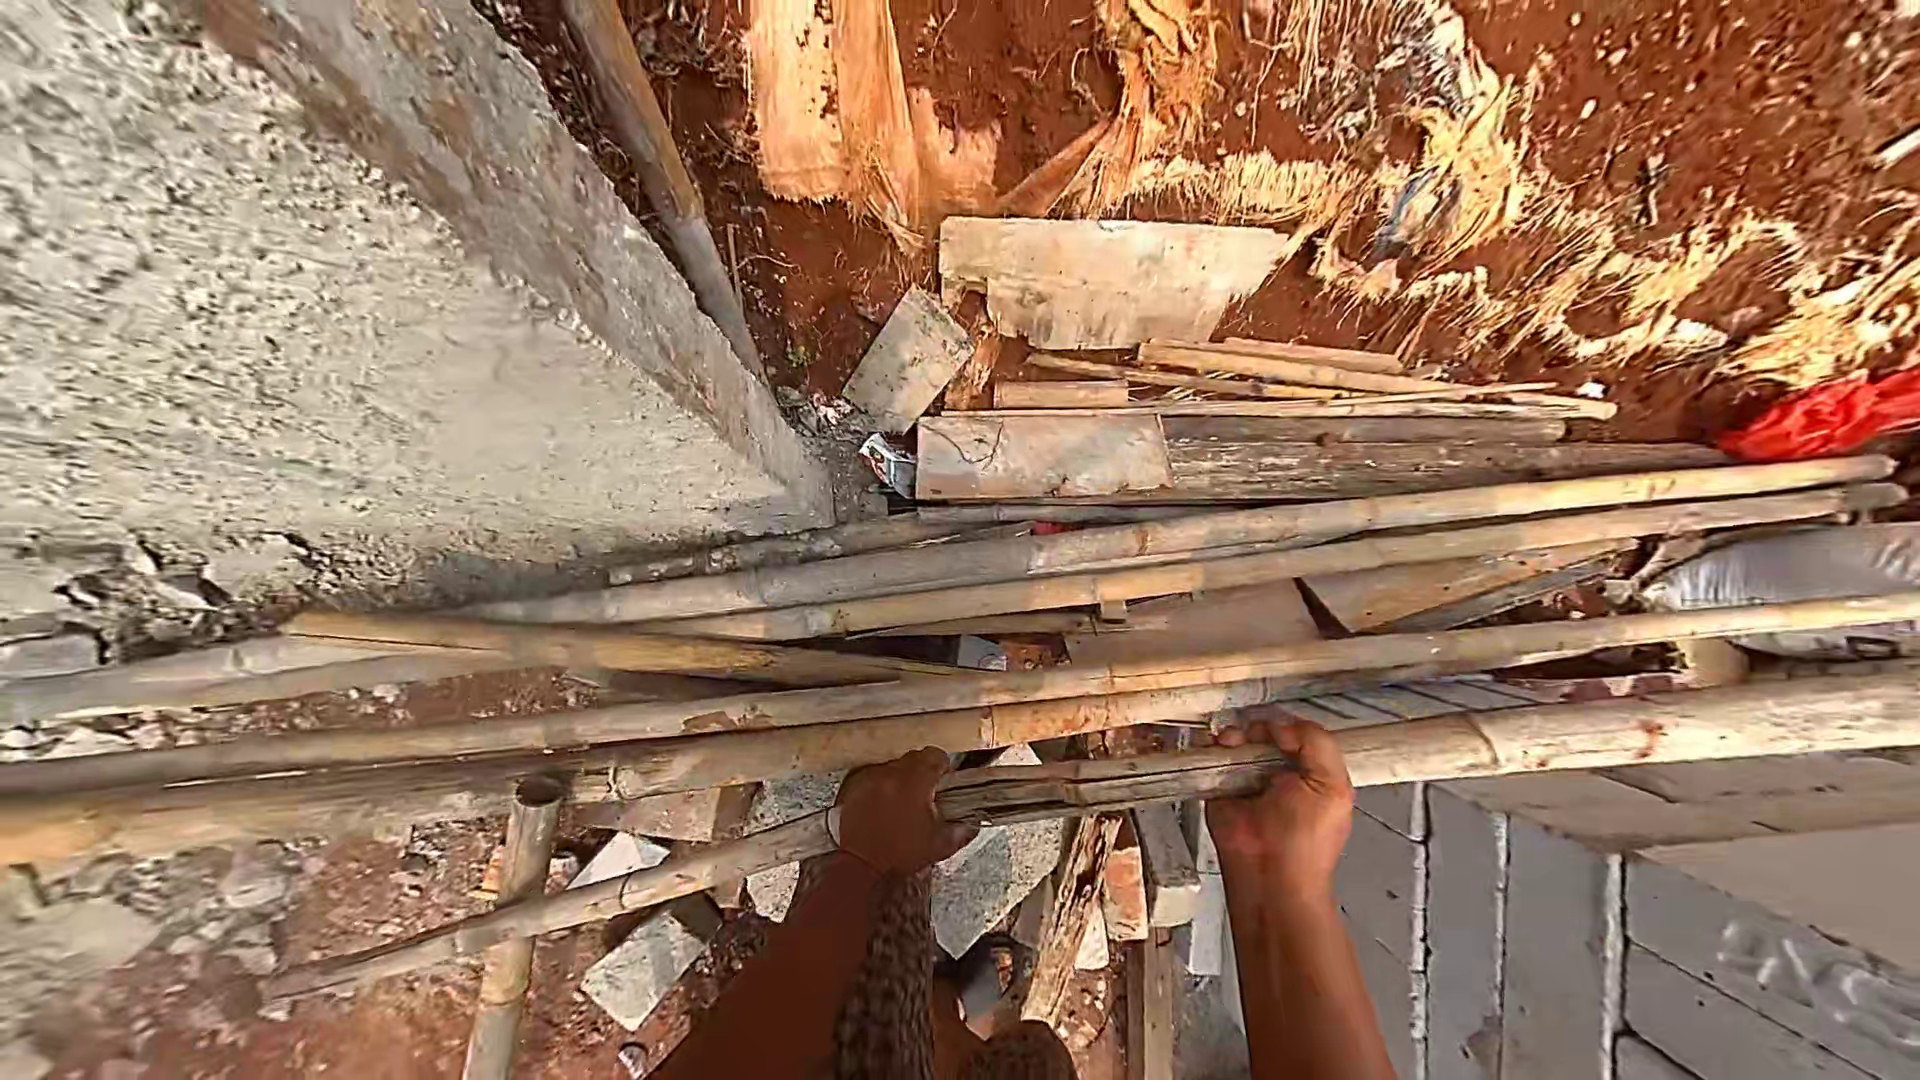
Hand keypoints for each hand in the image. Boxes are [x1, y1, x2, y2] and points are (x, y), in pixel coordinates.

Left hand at [834, 747, 978, 873]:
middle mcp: (893, 773)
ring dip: (902, 777)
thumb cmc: (899, 855)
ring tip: (905, 799)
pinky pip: (875, 775)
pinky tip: (885, 805)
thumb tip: (972, 824)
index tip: (944, 777)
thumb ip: (961, 831)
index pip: (935, 755)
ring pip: (894, 765)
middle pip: (914, 757)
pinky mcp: (855, 786)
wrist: (860, 866)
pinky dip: (883, 784)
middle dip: (923, 770)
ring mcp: (871, 778)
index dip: (943, 765)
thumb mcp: (938, 846)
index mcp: (916, 781)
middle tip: (927, 790)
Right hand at [1205, 719, 1353, 902]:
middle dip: (1255, 727)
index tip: (1277, 727)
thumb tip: (1281, 724)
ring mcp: (1245, 777)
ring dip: (1232, 735)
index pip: (1296, 732)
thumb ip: (1318, 745)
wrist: (1268, 872)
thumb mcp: (1333, 787)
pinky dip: (1209, 747)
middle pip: (1262, 731)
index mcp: (1310, 772)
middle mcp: (1276, 771)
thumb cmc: (1306, 839)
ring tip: (1231, 745)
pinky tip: (1216, 749)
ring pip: (1235, 739)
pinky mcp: (1217, 785)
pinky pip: (1210, 756)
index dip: (1285, 724)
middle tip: (1251, 736)